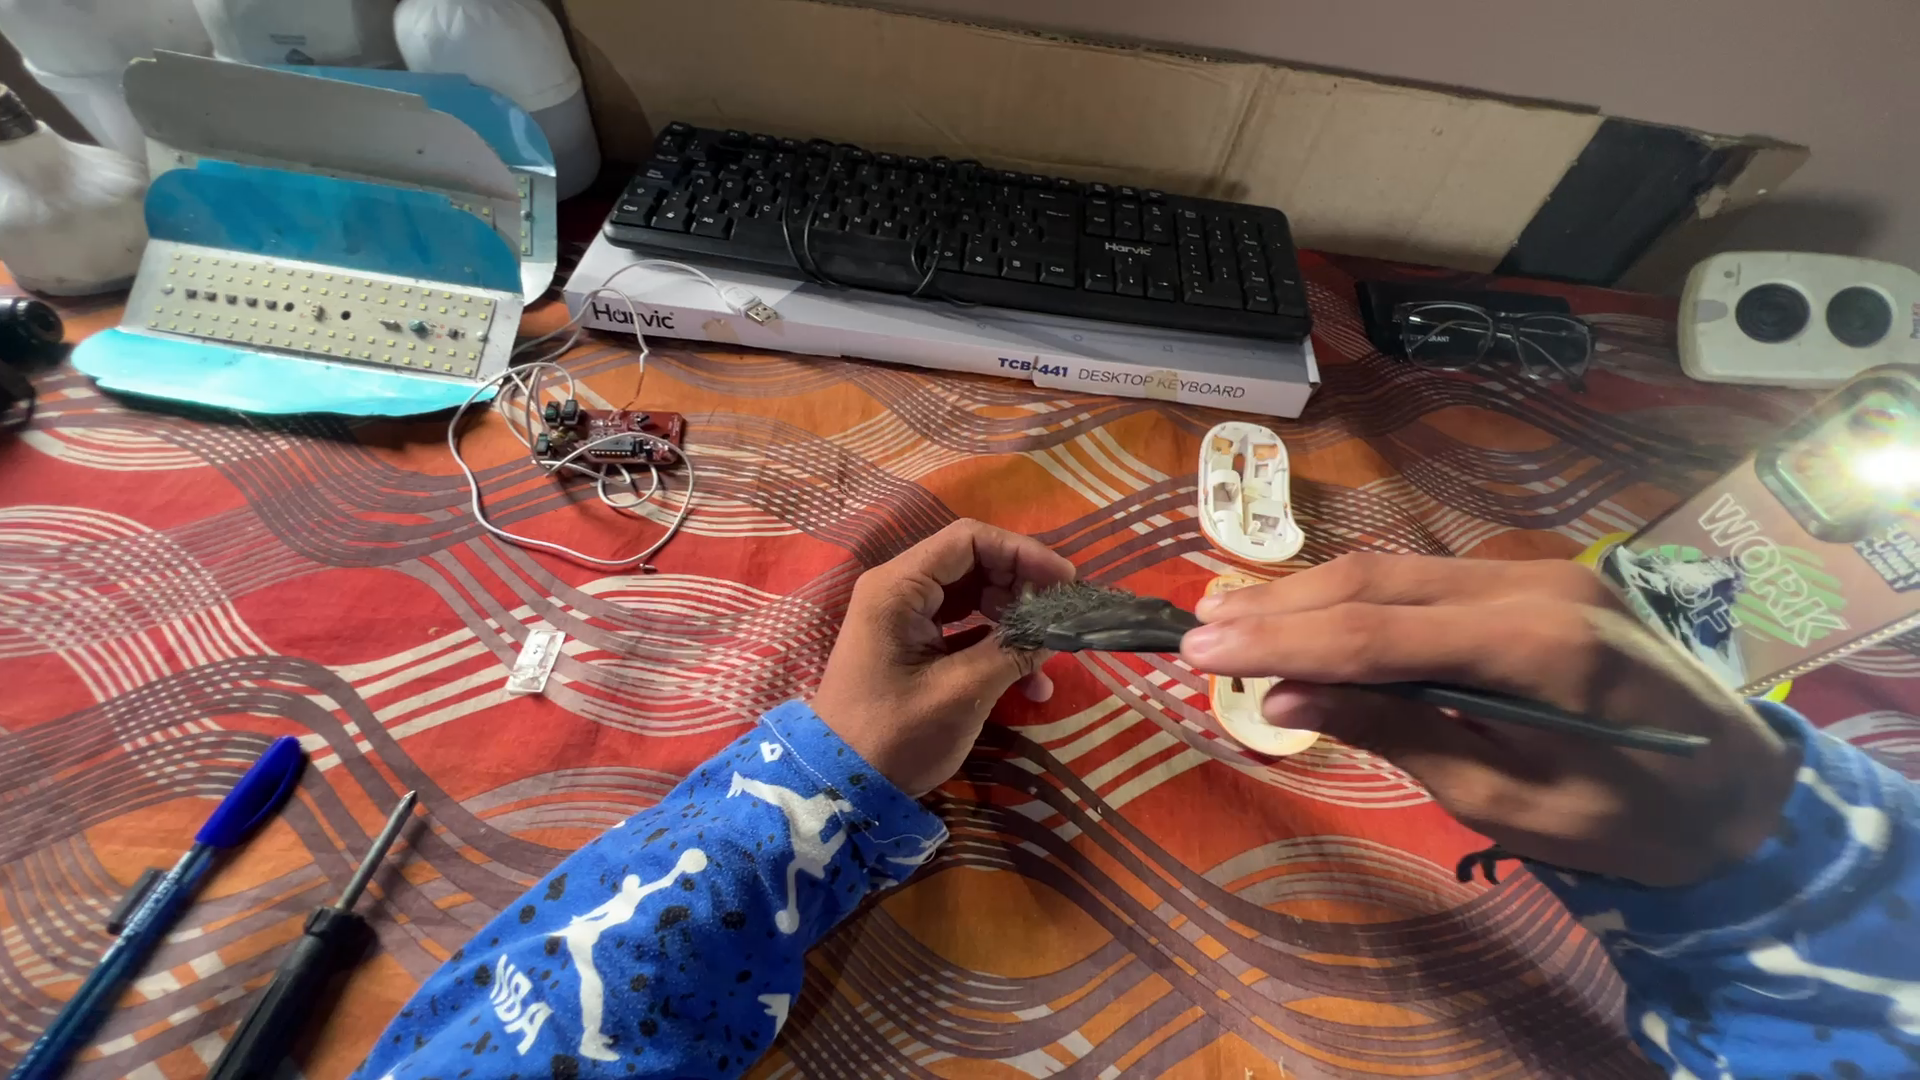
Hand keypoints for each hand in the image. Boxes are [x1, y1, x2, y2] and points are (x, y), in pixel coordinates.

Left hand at [812, 520, 1075, 795]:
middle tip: (1061, 616)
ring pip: (973, 595)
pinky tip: (1031, 682)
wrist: (839, 788)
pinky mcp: (912, 644)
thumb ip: (1013, 651)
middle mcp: (899, 590)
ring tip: (1049, 656)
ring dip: (1014, 620)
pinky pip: (963, 627)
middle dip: (1022, 587)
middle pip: (973, 563)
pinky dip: (996, 644)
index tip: (1065, 581)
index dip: (1022, 552)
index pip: (969, 539)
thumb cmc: (893, 737)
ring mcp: (904, 618)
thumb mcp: (960, 692)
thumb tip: (1058, 627)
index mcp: (898, 587)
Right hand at [1180, 554, 1800, 886]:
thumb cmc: (1634, 821)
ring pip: (1379, 569)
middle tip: (1197, 631)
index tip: (1200, 650)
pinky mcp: (1513, 578)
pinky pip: (1405, 579)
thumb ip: (1394, 733)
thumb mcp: (1510, 801)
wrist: (1746, 788)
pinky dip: (1337, 599)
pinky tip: (1291, 612)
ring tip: (1223, 615)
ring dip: (1295, 596)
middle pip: (1369, 582)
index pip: (1377, 633)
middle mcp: (1528, 585)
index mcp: (1542, 648)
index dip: (1280, 642)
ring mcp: (1524, 571)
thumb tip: (1281, 699)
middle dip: (1274, 609)